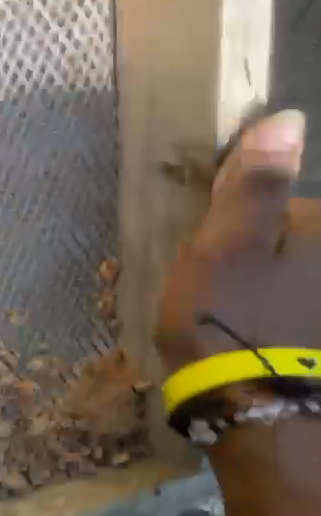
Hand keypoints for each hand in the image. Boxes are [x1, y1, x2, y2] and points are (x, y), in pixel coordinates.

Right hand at [156, 110, 315, 375]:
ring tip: (230, 316)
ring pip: (294, 278)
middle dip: (262, 256)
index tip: (206, 252)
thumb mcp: (223, 246)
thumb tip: (284, 119)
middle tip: (214, 288)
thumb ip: (253, 187)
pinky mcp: (317, 328)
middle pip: (296, 240)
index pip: (285, 206)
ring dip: (266, 289)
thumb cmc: (229, 314)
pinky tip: (255, 335)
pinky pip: (295, 309)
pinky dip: (277, 316)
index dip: (240, 224)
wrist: (253, 396)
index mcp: (320, 227)